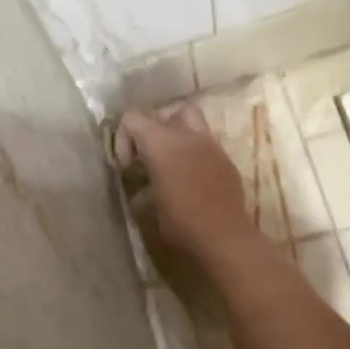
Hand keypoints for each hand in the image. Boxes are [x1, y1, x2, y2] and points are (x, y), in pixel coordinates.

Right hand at [116, 103, 260, 269]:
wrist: (224, 236)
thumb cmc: (180, 222)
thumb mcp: (149, 208)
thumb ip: (142, 188)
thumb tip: (141, 189)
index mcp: (162, 144)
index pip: (133, 119)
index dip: (123, 139)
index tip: (127, 167)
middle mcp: (187, 136)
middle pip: (167, 112)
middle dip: (155, 128)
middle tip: (150, 155)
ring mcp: (211, 145)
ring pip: (193, 122)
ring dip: (178, 136)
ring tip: (172, 163)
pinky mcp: (226, 160)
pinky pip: (207, 145)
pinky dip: (195, 154)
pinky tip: (192, 180)